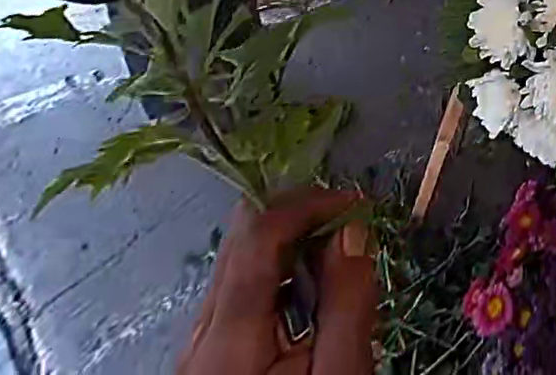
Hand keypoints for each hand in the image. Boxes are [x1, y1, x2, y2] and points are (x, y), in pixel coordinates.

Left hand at [176, 189, 376, 374]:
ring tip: (337, 261)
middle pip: (242, 234)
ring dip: (292, 239)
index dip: (309, 203)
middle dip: (302, 215)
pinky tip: (310, 293)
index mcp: (230, 342)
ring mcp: (198, 342)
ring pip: (239, 254)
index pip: (257, 234)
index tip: (357, 206)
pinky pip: (240, 283)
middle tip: (351, 227)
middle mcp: (202, 333)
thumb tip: (353, 228)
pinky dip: (279, 267)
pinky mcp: (206, 351)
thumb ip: (348, 299)